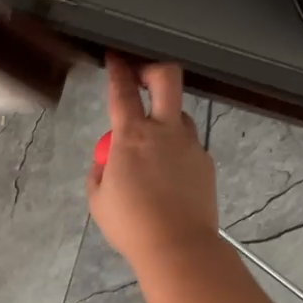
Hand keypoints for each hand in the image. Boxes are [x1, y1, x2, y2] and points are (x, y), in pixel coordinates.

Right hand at [87, 57, 218, 262]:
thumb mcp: (98, 200)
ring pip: (179, 115)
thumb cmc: (130, 225)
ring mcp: (190, 145)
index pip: (122, 92)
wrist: (177, 245)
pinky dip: (175, 152)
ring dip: (164, 117)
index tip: (114, 57)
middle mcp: (164, 132)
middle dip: (151, 69)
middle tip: (140, 76)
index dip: (117, 69)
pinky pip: (187, 146)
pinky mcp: (205, 162)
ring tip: (150, 144)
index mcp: (131, 138)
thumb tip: (107, 160)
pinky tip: (165, 180)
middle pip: (167, 79)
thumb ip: (100, 172)